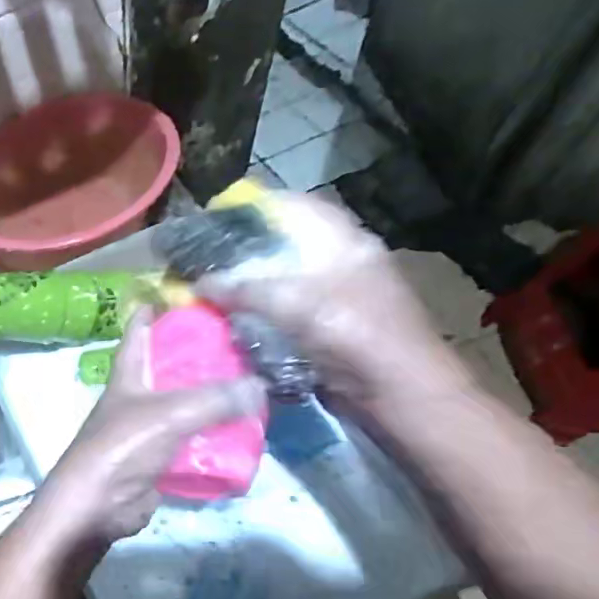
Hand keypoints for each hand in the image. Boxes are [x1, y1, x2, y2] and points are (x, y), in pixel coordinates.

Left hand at [35, 309, 266, 544]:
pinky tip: (242, 433)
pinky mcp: (156, 462)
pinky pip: (190, 444)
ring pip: (183, 409)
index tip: (180, 296)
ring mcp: (145, 433)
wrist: (97, 506)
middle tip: (240, 343)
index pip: (136, 334)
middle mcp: (134, 400)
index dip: (152, 312)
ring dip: (211, 401)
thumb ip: (215, 399)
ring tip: (252, 386)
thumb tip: (260, 385)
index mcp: (127, 378)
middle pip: (167, 371)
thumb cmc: (122, 448)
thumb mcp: (170, 415)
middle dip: (198, 358)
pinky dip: (212, 439)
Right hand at [191, 193, 468, 405]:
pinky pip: (282, 312)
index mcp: (343, 241)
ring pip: (279, 280)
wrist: (398, 392)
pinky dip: (256, 314)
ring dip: (246, 287)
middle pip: (282, 244)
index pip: (294, 207)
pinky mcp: (325, 328)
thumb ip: (246, 290)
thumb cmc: (356, 338)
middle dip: (241, 252)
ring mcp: (333, 296)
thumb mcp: (297, 305)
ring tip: (207, 291)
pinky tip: (230, 322)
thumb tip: (200, 284)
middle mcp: (339, 261)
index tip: (212, 220)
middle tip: (200, 262)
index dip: (253, 208)